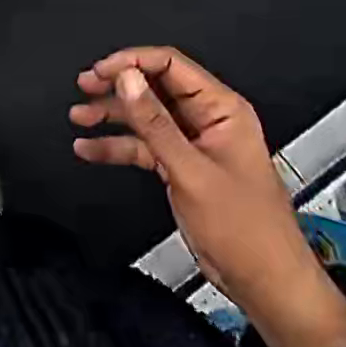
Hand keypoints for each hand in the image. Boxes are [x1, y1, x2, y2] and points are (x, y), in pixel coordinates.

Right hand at [70, 47, 345, 346]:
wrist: (266, 284)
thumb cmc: (246, 230)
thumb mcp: (192, 171)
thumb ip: (155, 123)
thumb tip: (128, 78)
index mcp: (221, 108)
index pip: (171, 65)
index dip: (132, 62)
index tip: (101, 71)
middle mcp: (207, 118)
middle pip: (155, 87)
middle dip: (117, 86)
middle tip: (85, 86)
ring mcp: (193, 142)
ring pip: (145, 116)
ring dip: (112, 115)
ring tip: (79, 114)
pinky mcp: (182, 166)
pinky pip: (144, 145)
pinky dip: (117, 146)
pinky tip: (91, 149)